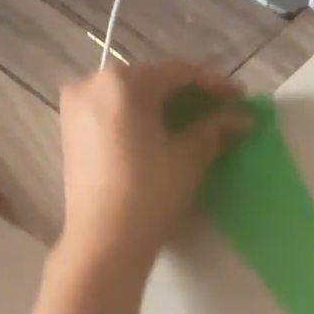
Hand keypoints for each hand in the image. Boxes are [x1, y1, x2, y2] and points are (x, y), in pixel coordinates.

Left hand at [57, 61, 251, 259]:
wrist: (105, 239)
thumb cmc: (150, 193)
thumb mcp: (189, 157)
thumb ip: (215, 128)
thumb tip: (242, 117)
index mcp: (123, 83)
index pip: (178, 73)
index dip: (214, 84)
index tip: (241, 97)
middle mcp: (93, 83)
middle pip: (151, 80)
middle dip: (188, 93)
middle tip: (221, 109)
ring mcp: (77, 105)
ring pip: (131, 95)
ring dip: (164, 104)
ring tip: (195, 121)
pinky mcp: (71, 129)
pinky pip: (114, 110)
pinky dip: (141, 115)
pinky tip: (163, 131)